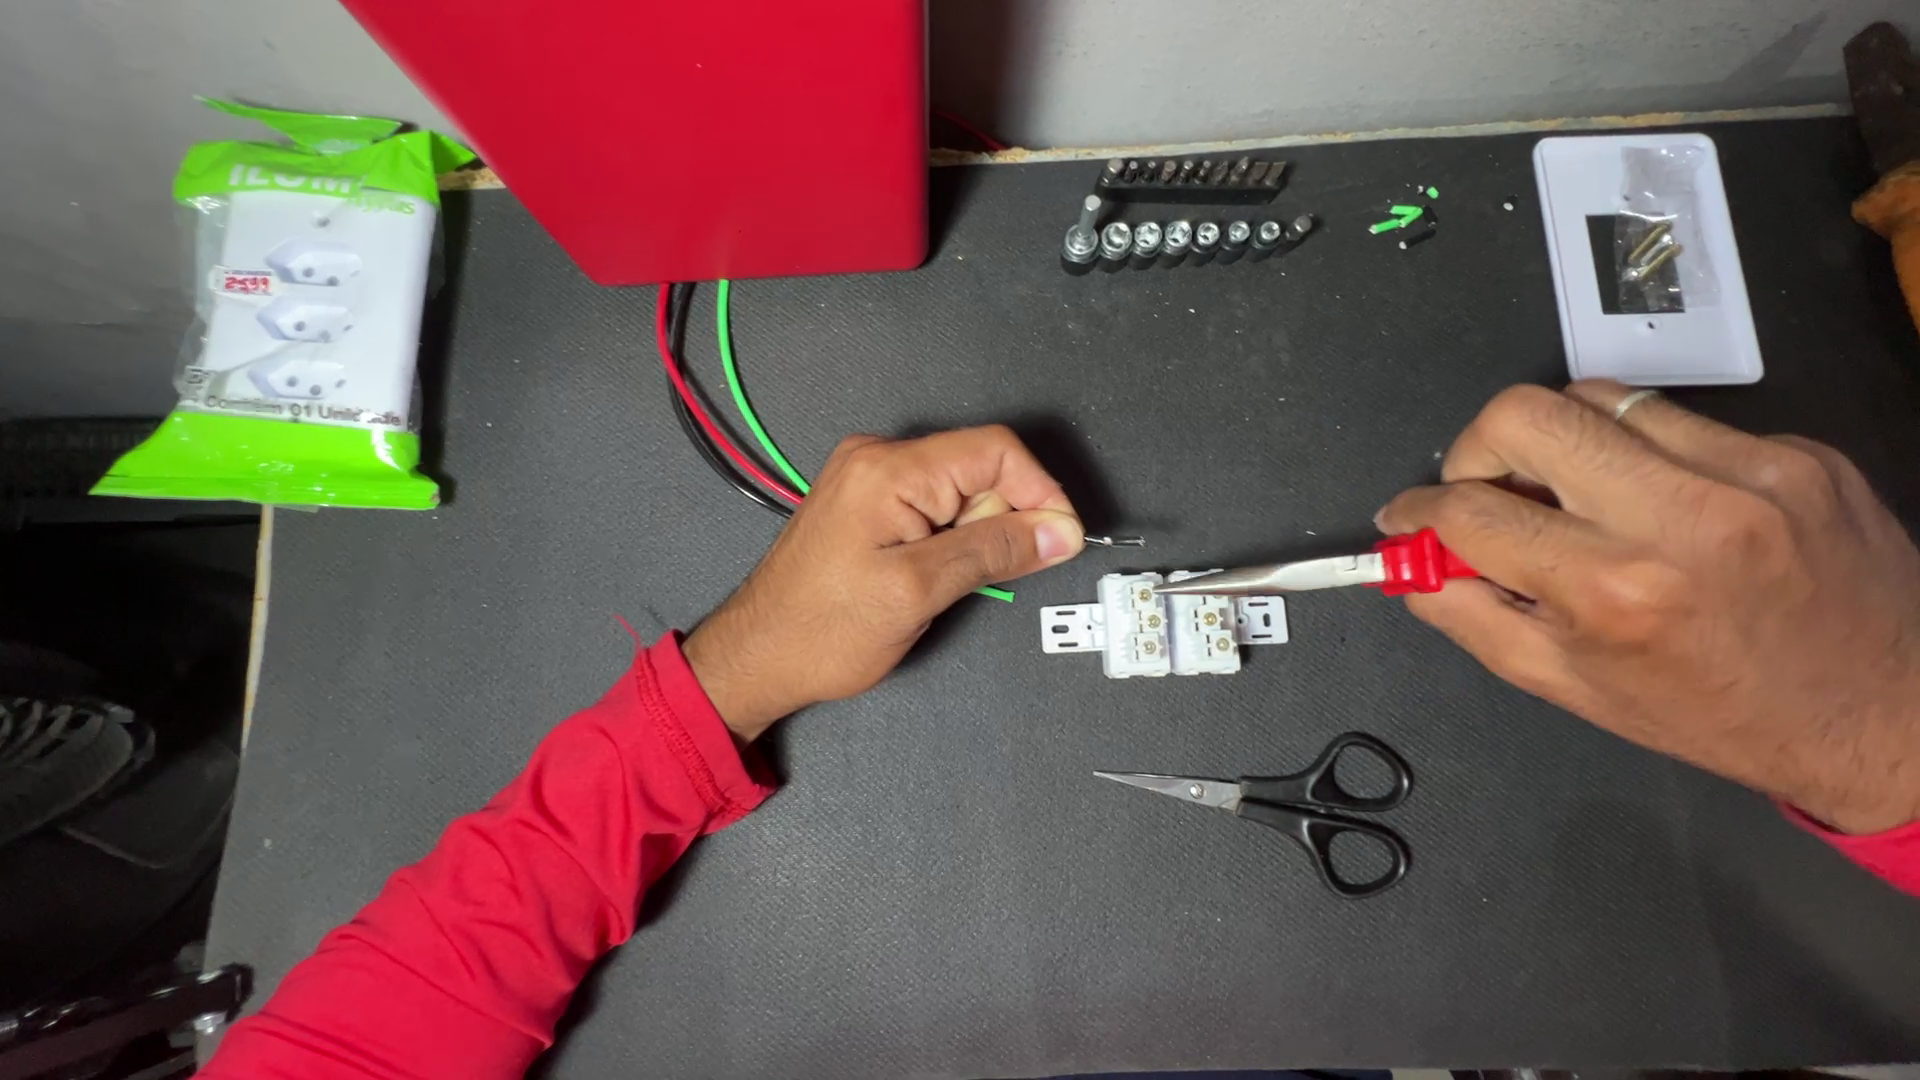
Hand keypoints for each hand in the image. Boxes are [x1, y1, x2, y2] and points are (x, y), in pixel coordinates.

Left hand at [683, 426, 1084, 741]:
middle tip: (966, 576)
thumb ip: (995, 551)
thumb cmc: (824, 630)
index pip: (996, 450)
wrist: (758, 656)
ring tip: (934, 581)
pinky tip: (925, 573)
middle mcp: (879, 458)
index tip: (1058, 540)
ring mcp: (872, 478)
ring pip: (961, 492)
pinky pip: (935, 506)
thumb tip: (1060, 531)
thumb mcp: (920, 591)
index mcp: (889, 468)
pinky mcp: (871, 502)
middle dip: (998, 521)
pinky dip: (949, 539)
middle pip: (980, 469)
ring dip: (972, 536)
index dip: (1040, 492)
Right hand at [1377, 381, 1919, 833]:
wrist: (1893, 716)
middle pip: (1520, 416)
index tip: (1404, 519)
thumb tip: (1410, 561)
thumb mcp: (1558, 681)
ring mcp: (1749, 470)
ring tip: (1567, 496)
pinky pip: (1667, 418)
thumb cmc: (1708, 712)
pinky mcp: (1793, 452)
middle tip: (1484, 495)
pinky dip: (1628, 453)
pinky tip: (1648, 502)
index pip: (1468, 512)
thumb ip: (1462, 613)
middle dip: (1473, 453)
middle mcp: (1680, 514)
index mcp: (1614, 588)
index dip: (1414, 513)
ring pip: (1590, 400)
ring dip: (1552, 444)